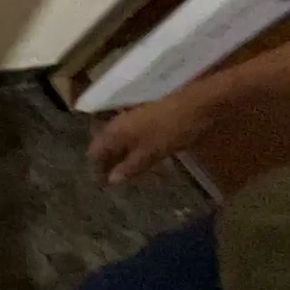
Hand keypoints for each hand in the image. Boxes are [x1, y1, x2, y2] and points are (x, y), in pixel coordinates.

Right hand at [88, 88, 218, 183]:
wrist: (195, 104)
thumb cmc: (171, 131)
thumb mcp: (151, 153)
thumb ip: (130, 167)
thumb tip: (111, 181)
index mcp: (111, 134)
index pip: (94, 154)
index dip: (97, 170)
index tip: (102, 184)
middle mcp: (114, 126)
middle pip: (103, 147)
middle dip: (106, 162)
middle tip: (112, 178)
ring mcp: (128, 120)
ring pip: (115, 141)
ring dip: (117, 155)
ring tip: (124, 169)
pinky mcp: (142, 118)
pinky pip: (127, 136)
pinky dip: (128, 148)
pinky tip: (138, 155)